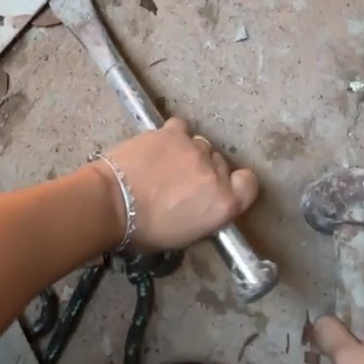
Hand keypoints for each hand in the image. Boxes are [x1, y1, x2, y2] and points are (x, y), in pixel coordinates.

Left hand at [96, 119, 257, 251]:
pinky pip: (181, 127)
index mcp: (224, 204)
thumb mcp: (187, 235)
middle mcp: (215, 173)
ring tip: (166, 163)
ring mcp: (194, 149)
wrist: (113, 202)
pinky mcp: (172, 132)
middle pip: (221, 163)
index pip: (249, 184)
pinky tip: (159, 145)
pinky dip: (173, 135)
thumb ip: (206, 214)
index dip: (238, 183)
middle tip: (182, 182)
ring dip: (189, 153)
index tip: (222, 186)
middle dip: (205, 171)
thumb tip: (203, 202)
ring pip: (201, 144)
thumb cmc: (146, 229)